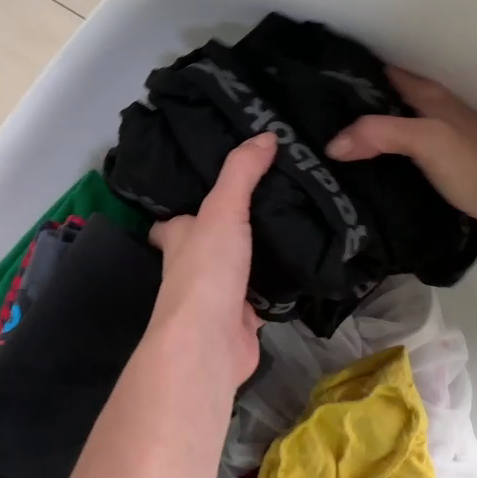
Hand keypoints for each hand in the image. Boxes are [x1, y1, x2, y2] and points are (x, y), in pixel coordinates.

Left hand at [148, 132, 276, 387]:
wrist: (209, 343)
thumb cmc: (206, 270)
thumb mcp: (222, 208)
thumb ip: (241, 172)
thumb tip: (266, 134)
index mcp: (177, 235)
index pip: (176, 214)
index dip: (188, 199)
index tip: (213, 181)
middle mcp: (192, 263)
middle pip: (211, 237)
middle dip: (231, 223)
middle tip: (271, 194)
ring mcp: (217, 292)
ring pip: (238, 264)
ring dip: (257, 250)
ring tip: (293, 220)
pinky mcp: (242, 317)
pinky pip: (262, 293)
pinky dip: (277, 282)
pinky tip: (300, 264)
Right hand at [325, 67, 476, 244]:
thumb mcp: (427, 141)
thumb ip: (379, 134)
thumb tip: (333, 144)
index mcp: (430, 95)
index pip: (382, 72)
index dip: (352, 74)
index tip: (316, 83)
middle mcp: (435, 110)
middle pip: (385, 99)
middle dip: (353, 104)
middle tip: (316, 115)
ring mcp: (441, 137)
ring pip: (393, 124)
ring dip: (367, 129)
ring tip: (330, 140)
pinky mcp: (444, 165)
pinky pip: (401, 149)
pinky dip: (381, 152)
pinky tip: (365, 166)